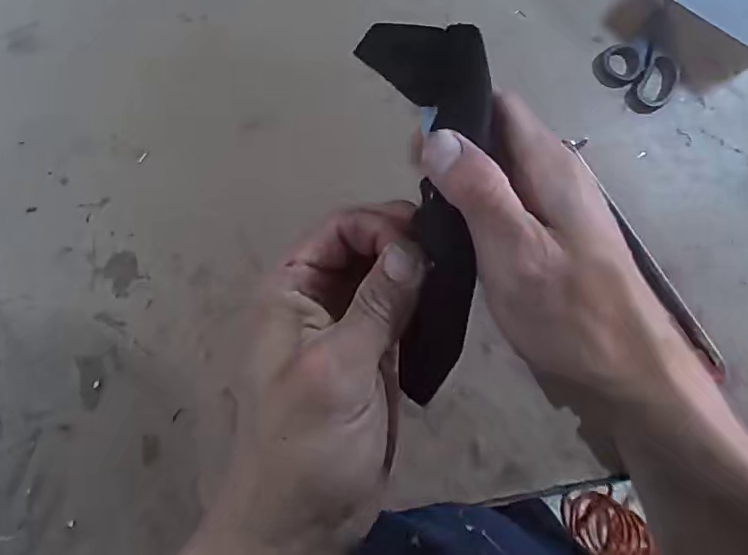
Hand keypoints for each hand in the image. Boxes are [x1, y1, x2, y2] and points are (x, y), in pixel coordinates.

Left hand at [186, 203, 426, 554]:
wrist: (302, 529)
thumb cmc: (304, 445)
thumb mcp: (337, 370)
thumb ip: (375, 306)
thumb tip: (413, 247)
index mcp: (291, 289)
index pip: (338, 229)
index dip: (378, 225)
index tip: (423, 237)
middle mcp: (317, 297)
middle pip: (364, 245)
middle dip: (403, 241)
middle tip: (449, 246)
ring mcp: (347, 324)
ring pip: (385, 274)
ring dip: (417, 268)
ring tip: (456, 265)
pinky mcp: (374, 350)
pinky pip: (399, 307)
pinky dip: (422, 298)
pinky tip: (449, 295)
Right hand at [415, 91, 707, 412]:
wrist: (634, 377)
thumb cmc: (572, 313)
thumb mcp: (514, 250)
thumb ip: (477, 188)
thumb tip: (437, 133)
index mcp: (549, 162)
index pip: (500, 103)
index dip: (457, 110)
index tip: (418, 141)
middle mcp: (558, 170)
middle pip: (499, 134)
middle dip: (455, 148)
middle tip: (416, 182)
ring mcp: (561, 202)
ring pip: (503, 169)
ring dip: (466, 180)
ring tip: (430, 209)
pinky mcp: (559, 232)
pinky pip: (513, 199)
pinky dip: (483, 206)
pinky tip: (461, 234)